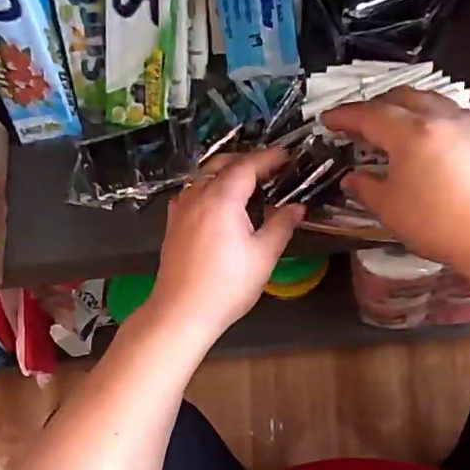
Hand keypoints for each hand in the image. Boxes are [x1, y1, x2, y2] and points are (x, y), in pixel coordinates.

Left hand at [143, 148, 302, 341]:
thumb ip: (281, 226)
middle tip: (269, 169)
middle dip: (246, 161)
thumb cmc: (227, 286)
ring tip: (245, 184)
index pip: (248, 165)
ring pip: (202, 176)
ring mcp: (180, 209)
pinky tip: (216, 204)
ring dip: (224, 172)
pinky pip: (190, 193)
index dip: (269, 158)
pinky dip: (206, 188)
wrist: (181, 312)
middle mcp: (197, 195)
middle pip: (222, 164)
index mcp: (222, 198)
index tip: (288, 157)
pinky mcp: (172, 225)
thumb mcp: (263, 256)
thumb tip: (297, 207)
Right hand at [325, 88, 469, 277]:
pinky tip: (417, 135)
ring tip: (385, 126)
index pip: (369, 115)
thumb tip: (352, 177)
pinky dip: (422, 115)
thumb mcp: (390, 209)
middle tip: (354, 124)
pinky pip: (443, 110)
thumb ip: (365, 188)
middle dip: (372, 106)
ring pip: (424, 99)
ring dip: (399, 107)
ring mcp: (463, 121)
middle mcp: (438, 116)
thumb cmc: (436, 223)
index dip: (344, 116)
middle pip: (398, 97)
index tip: (326, 120)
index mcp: (410, 132)